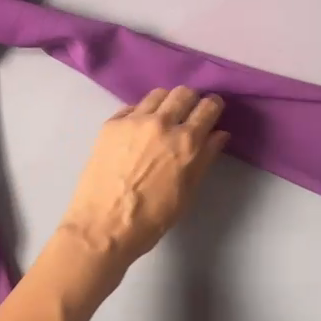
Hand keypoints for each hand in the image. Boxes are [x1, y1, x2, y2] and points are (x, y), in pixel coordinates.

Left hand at [56, 86, 229, 268]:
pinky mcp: (112, 123)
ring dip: (166, 103)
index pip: (209, 106)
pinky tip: (137, 131)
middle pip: (184, 92)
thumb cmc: (151, 219)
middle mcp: (163, 123)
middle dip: (190, 101)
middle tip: (187, 115)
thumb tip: (219, 134)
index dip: (213, 107)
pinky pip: (133, 107)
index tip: (211, 111)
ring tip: (162, 119)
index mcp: (186, 142)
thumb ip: (205, 158)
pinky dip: (141, 114)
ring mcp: (135, 120)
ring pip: (158, 94)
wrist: (102, 229)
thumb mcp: (187, 192)